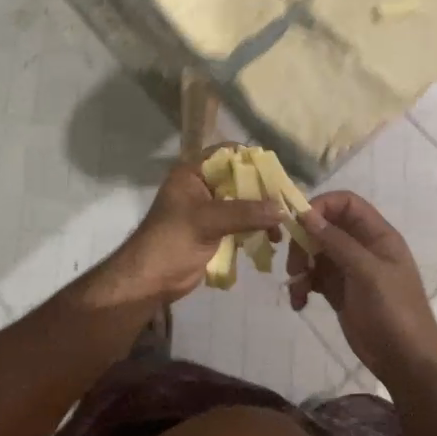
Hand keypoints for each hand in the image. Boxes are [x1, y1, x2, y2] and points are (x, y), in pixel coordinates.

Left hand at [102, 162, 283, 304]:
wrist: (149, 280)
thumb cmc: (172, 241)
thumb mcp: (208, 222)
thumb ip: (245, 212)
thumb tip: (282, 208)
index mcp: (192, 173)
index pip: (226, 154)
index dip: (251, 160)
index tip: (277, 174)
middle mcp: (201, 186)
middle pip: (238, 179)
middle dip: (262, 192)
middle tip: (286, 205)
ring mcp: (208, 210)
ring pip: (241, 203)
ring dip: (261, 214)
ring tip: (279, 230)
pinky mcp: (213, 231)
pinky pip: (239, 223)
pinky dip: (254, 229)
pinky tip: (270, 240)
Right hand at [286, 191, 436, 386]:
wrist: (405, 362)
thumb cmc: (395, 311)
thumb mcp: (367, 273)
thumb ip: (337, 242)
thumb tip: (306, 214)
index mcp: (377, 235)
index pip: (346, 203)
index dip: (322, 205)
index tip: (299, 222)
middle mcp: (362, 247)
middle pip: (324, 227)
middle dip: (304, 241)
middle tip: (294, 263)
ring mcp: (349, 269)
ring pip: (315, 252)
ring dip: (300, 266)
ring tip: (297, 287)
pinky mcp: (338, 291)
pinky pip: (313, 277)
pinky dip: (302, 285)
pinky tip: (299, 301)